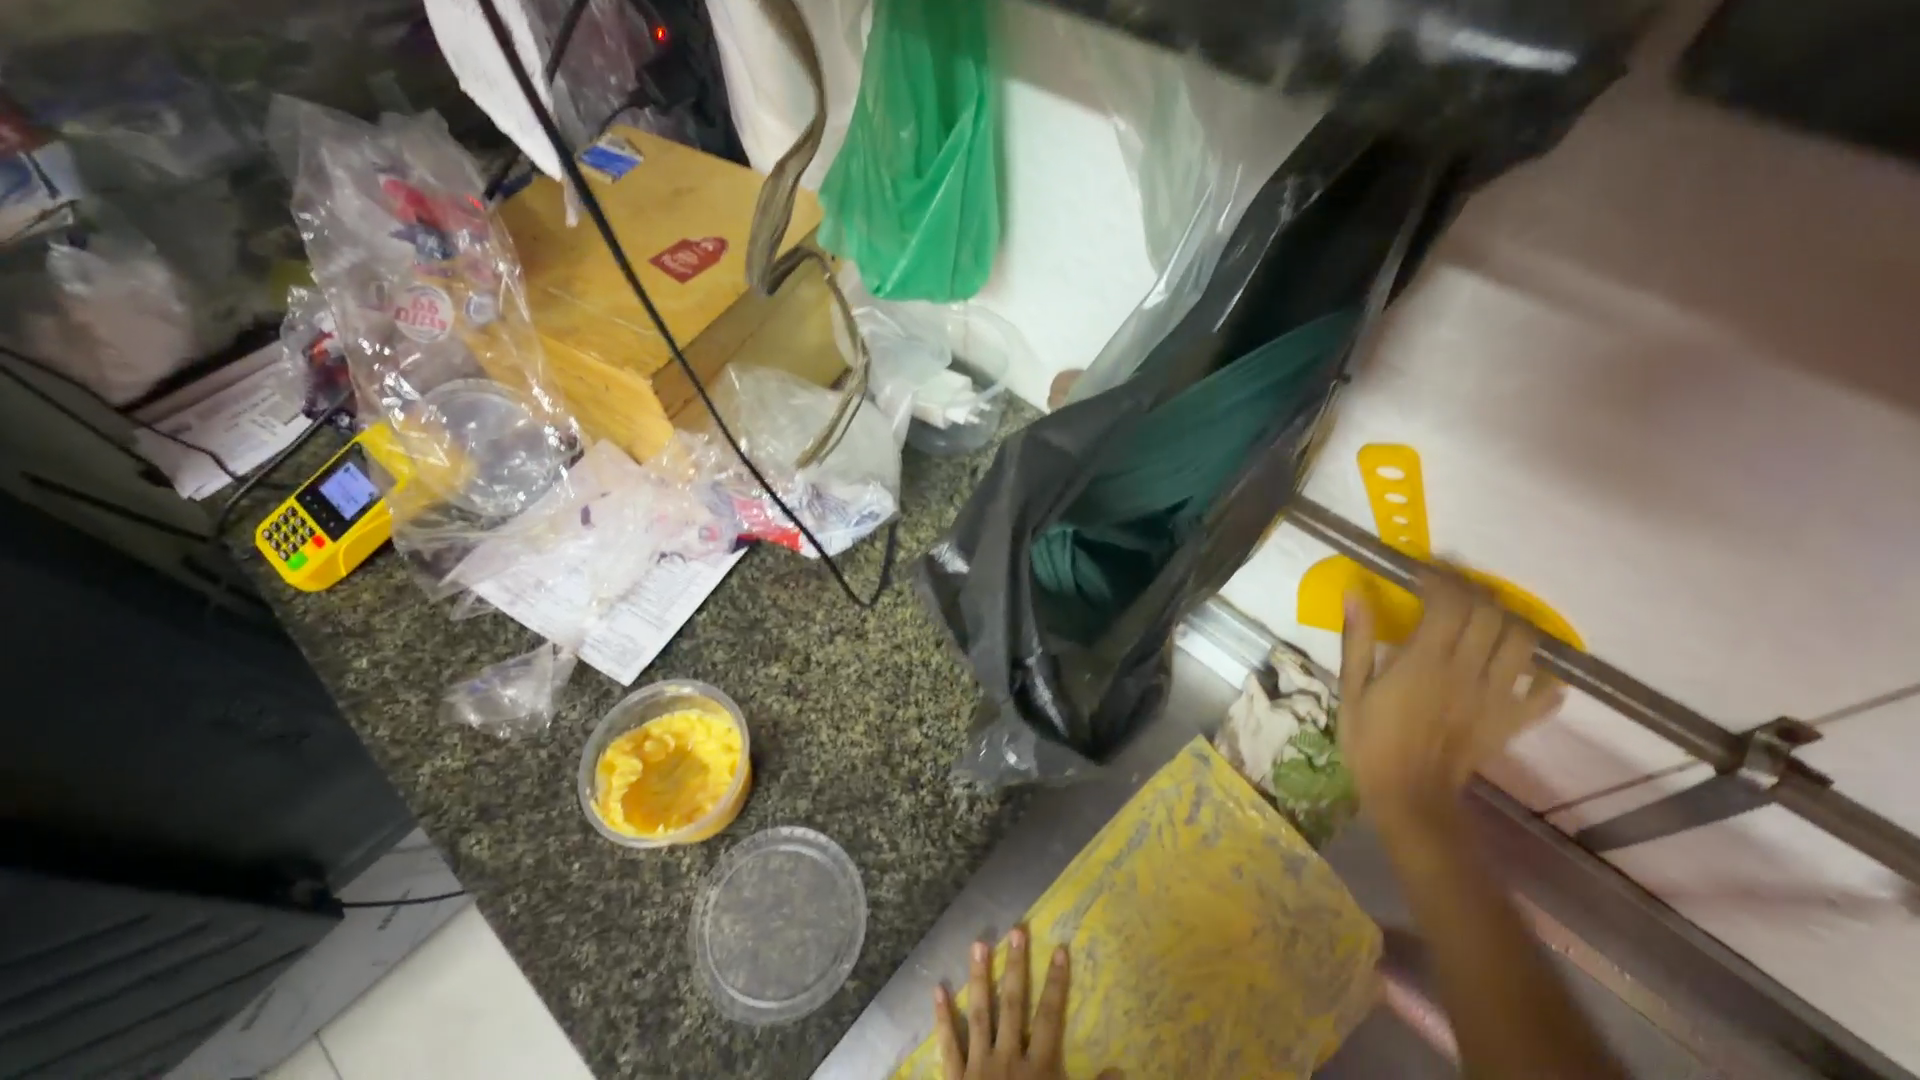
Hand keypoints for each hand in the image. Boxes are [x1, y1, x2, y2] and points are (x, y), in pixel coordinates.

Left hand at [934, 929, 1120, 1079]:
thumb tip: (1121, 1070)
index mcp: (1039, 1068)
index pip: (1051, 1016)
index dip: (1058, 983)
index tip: (1061, 948)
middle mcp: (1008, 1058)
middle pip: (1014, 1004)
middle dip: (1017, 966)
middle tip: (1016, 931)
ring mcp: (978, 1066)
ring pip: (980, 1013)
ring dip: (979, 978)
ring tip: (978, 944)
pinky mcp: (954, 1079)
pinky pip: (947, 1044)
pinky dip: (942, 1017)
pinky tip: (937, 989)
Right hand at [1339, 570, 1564, 828]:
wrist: (1408, 796)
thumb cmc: (1370, 742)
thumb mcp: (1351, 689)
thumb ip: (1357, 639)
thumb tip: (1354, 592)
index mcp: (1425, 662)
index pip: (1448, 602)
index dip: (1439, 578)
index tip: (1421, 571)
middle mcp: (1468, 671)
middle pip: (1489, 614)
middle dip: (1473, 591)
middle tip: (1452, 588)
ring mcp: (1496, 696)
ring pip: (1522, 641)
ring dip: (1508, 620)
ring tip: (1487, 617)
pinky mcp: (1511, 720)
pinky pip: (1543, 691)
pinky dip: (1542, 674)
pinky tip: (1525, 667)